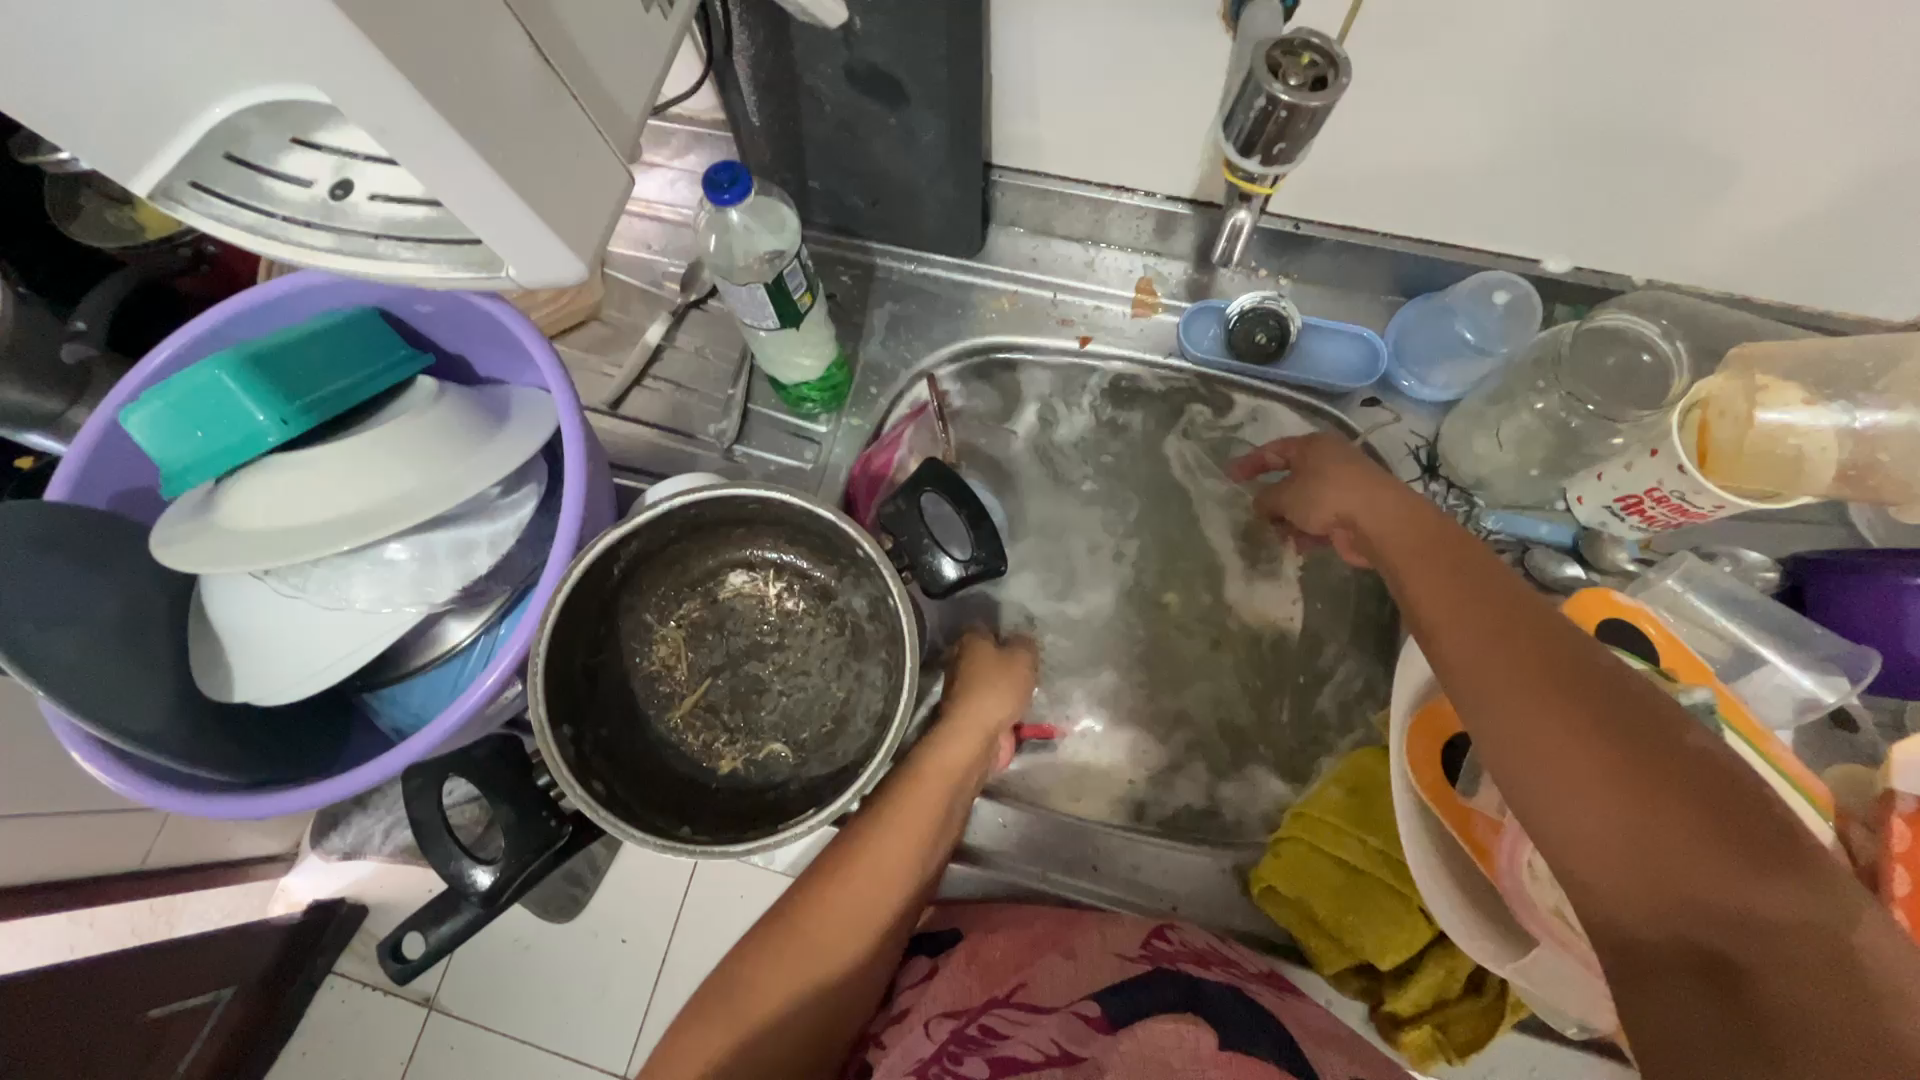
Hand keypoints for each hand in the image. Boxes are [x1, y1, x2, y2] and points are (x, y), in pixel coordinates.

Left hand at [939, 629, 1038, 771]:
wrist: (976, 736)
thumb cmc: (997, 688)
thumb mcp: (1022, 657)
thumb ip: (1026, 644)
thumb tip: (1023, 640)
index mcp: (969, 641)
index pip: (988, 628)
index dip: (1008, 632)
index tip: (1027, 642)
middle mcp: (961, 662)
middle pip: (990, 656)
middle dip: (1010, 662)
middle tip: (1034, 667)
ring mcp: (965, 690)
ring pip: (994, 682)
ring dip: (1011, 687)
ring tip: (1036, 689)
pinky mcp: (972, 714)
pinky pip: (996, 705)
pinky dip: (1009, 708)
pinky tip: (1028, 709)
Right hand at [1227, 433, 1413, 567]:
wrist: (1379, 521)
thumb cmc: (1326, 496)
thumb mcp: (1284, 496)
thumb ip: (1264, 499)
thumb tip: (1260, 505)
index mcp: (1312, 446)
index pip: (1273, 450)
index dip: (1249, 463)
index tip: (1229, 477)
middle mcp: (1328, 462)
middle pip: (1289, 478)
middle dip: (1270, 498)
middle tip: (1252, 513)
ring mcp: (1342, 488)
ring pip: (1303, 503)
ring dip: (1287, 519)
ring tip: (1273, 534)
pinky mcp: (1350, 513)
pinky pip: (1319, 520)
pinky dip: (1305, 531)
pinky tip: (1295, 544)